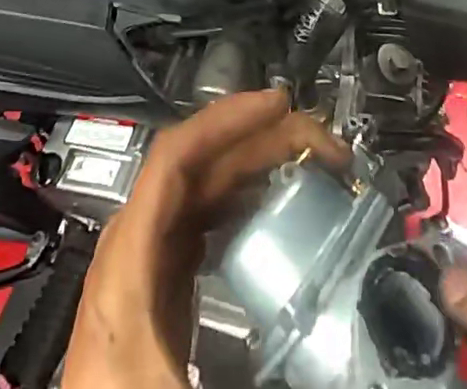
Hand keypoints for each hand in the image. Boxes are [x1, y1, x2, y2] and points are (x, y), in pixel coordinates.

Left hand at [63, 89, 349, 388]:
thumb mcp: (178, 383)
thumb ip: (260, 360)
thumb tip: (338, 353)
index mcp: (129, 261)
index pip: (174, 160)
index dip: (226, 120)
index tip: (276, 105)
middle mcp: (133, 248)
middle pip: (195, 166)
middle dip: (256, 139)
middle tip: (315, 138)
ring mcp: (144, 264)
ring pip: (198, 189)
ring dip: (249, 164)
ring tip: (302, 159)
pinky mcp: (157, 285)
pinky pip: (199, 219)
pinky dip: (238, 198)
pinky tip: (268, 203)